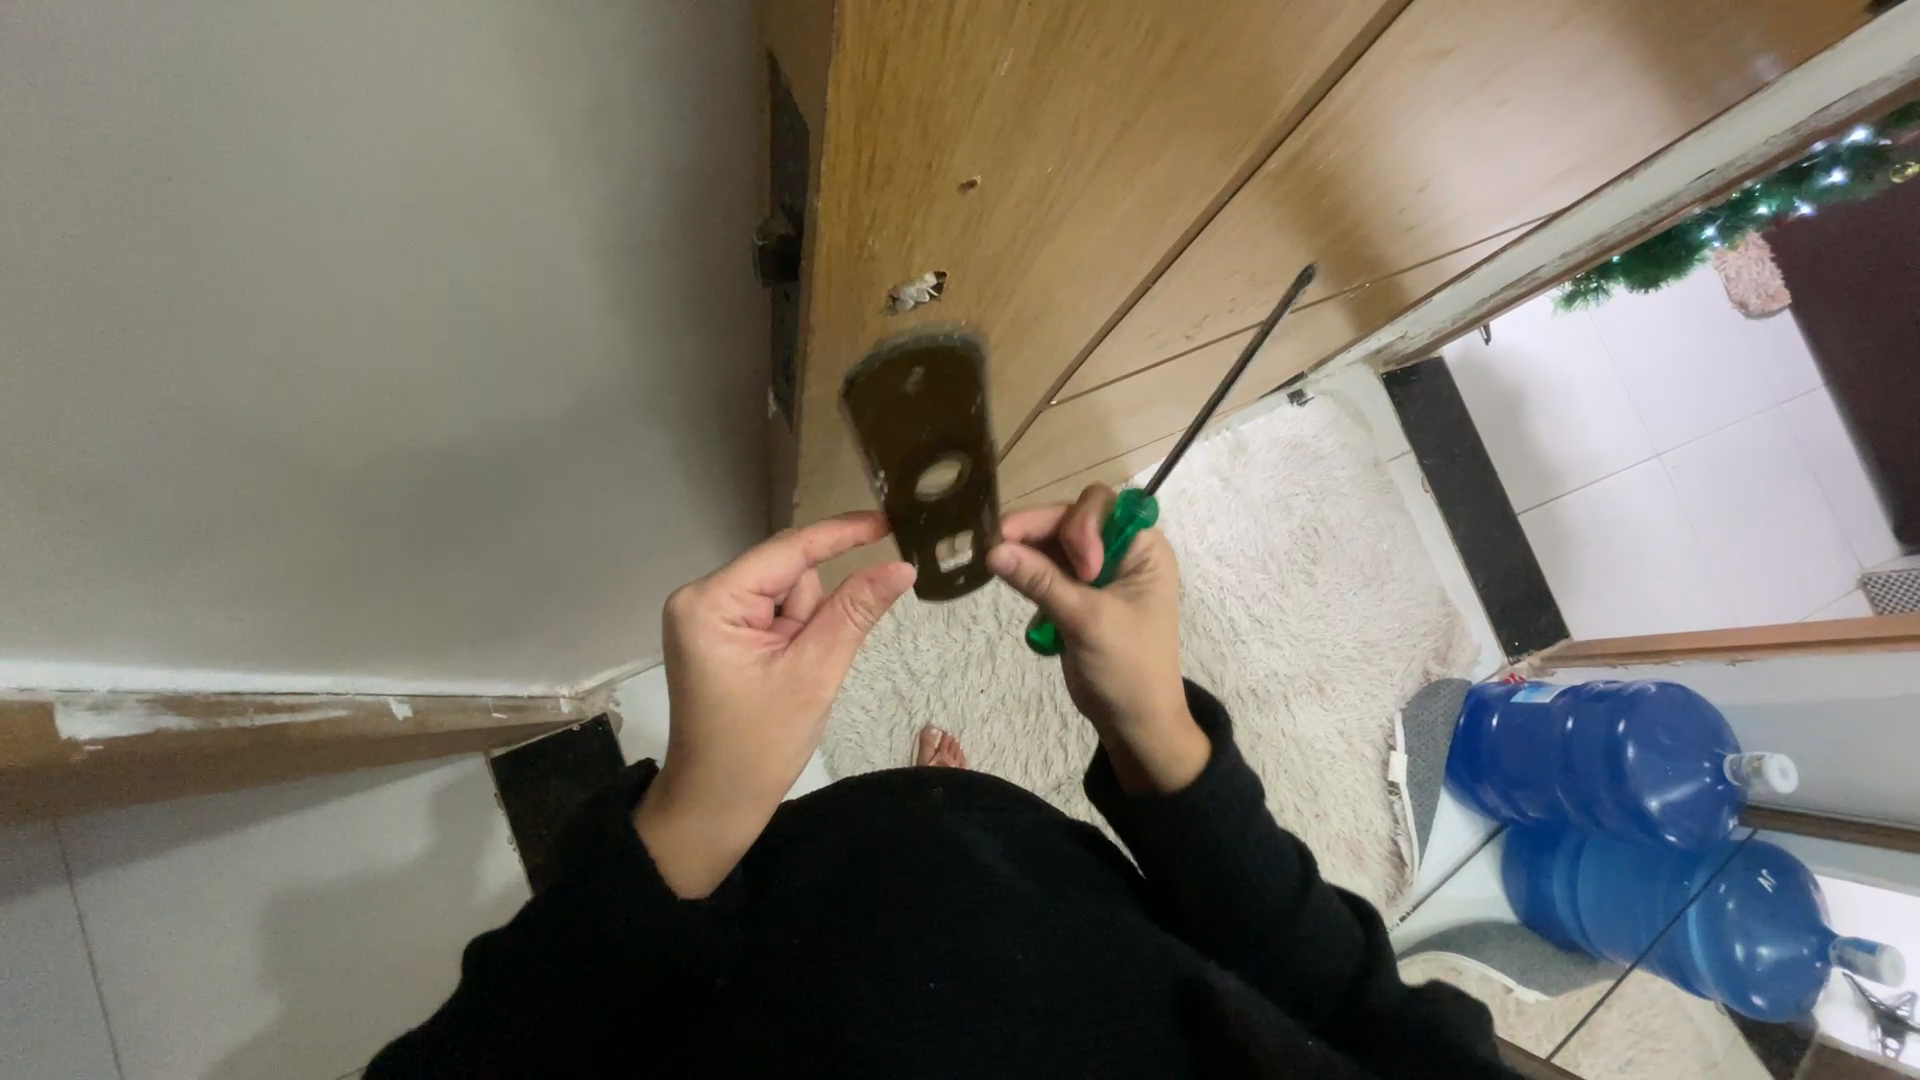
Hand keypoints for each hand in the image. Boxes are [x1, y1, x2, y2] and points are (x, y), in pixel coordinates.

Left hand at [635, 512, 914, 896]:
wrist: (715, 805)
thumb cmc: (759, 747)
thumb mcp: (815, 674)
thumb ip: (855, 611)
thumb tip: (900, 566)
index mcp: (711, 601)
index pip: (788, 551)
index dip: (841, 534)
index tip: (887, 521)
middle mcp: (702, 597)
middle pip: (788, 575)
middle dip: (814, 613)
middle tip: (814, 663)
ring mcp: (709, 616)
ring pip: (787, 595)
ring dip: (806, 629)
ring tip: (794, 679)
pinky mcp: (721, 634)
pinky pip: (776, 615)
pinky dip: (796, 637)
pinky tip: (786, 675)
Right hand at [988, 485, 1208, 794]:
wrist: (1135, 721)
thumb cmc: (1128, 668)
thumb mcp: (1087, 620)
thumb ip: (1041, 581)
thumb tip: (992, 550)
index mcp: (1143, 548)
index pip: (1103, 509)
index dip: (1077, 525)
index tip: (1072, 565)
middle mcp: (1121, 550)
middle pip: (1072, 519)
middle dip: (1038, 530)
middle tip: (998, 544)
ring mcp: (1097, 570)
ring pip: (1054, 541)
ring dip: (1025, 547)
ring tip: (992, 556)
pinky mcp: (1076, 591)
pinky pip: (1047, 566)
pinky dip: (1027, 568)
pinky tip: (1004, 571)